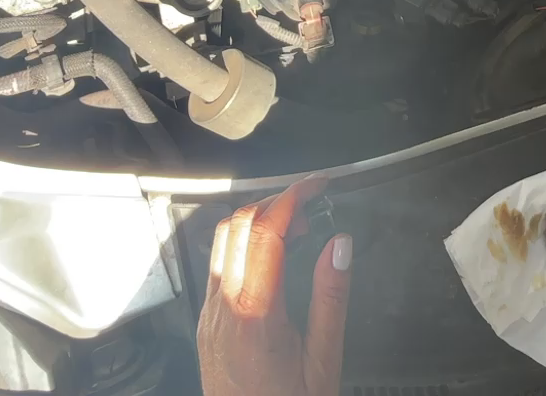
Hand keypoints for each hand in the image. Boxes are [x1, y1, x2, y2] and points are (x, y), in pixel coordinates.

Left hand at [198, 177, 353, 395]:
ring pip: (223, 239)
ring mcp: (209, 315)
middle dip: (276, 201)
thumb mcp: (324, 360)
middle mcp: (224, 308)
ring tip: (294, 230)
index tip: (318, 185)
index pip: (268, 231)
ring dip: (258, 219)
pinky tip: (271, 257)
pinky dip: (244, 242)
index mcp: (256, 314)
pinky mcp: (205, 323)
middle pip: (240, 224)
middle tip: (310, 208)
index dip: (294, 196)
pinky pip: (218, 263)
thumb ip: (331, 297)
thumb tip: (340, 243)